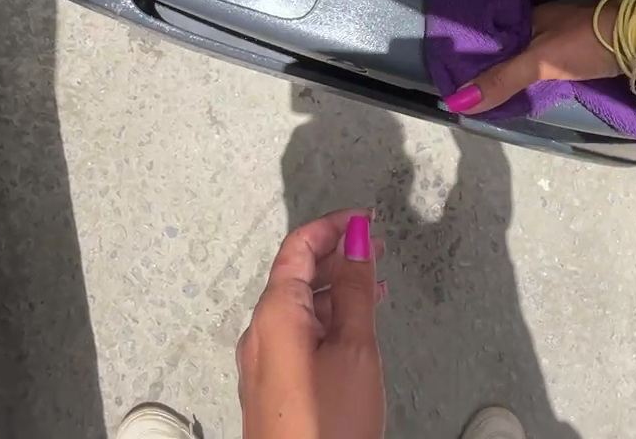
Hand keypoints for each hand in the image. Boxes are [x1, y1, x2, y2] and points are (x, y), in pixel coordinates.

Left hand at [237, 209, 385, 438]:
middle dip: (337, 253)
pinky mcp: (270, 385)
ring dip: (335, 285)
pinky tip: (353, 325)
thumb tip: (358, 239)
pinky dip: (326, 315)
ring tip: (375, 283)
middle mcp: (260, 329)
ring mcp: (261, 359)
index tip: (364, 218)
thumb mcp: (355, 347)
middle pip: (297, 271)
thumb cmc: (328, 424)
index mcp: (275, 311)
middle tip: (375, 246)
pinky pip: (296, 330)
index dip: (332, 225)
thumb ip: (357, 287)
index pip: (300, 245)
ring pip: (299, 302)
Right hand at [449, 0, 620, 114]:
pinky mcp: (584, 49)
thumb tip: (457, 101)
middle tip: (473, 88)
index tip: (456, 75)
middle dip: (493, 64)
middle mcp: (544, 22)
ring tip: (494, 90)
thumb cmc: (585, 42)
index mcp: (528, 17)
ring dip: (515, 69)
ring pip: (530, 53)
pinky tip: (531, 84)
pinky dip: (536, 73)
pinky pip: (548, 61)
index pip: (492, 35)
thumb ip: (502, 80)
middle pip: (511, 45)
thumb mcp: (539, 62)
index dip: (474, 54)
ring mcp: (565, 35)